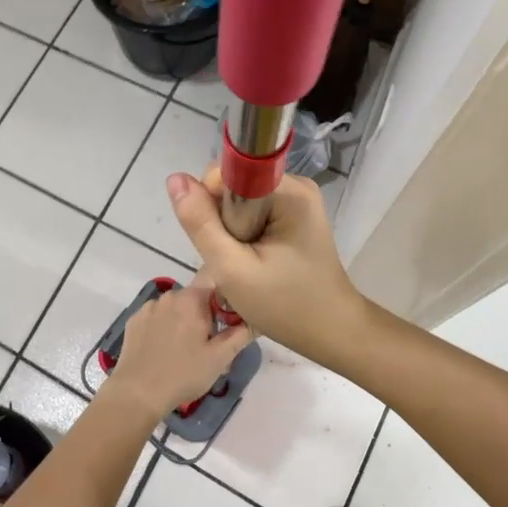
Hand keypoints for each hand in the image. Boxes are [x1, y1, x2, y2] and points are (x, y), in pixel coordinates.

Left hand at [103, 280, 253, 422]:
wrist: (138, 392)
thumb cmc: (184, 373)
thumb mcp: (220, 357)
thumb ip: (241, 334)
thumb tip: (258, 319)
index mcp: (191, 299)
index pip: (215, 283)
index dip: (226, 299)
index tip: (230, 320)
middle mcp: (168, 296)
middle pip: (194, 297)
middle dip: (204, 315)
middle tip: (210, 344)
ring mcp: (148, 307)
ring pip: (174, 308)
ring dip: (183, 321)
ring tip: (186, 351)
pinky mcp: (134, 320)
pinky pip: (156, 317)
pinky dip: (164, 327)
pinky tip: (165, 350)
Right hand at [165, 167, 370, 366]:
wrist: (332, 332)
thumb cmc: (285, 305)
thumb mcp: (232, 268)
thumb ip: (200, 223)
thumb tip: (175, 179)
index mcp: (288, 191)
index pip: (228, 174)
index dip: (211, 203)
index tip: (221, 241)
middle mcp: (295, 186)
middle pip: (233, 187)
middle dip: (222, 222)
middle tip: (235, 261)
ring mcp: (297, 201)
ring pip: (239, 202)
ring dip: (231, 233)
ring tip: (245, 265)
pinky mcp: (295, 217)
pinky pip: (252, 213)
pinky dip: (243, 237)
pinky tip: (253, 262)